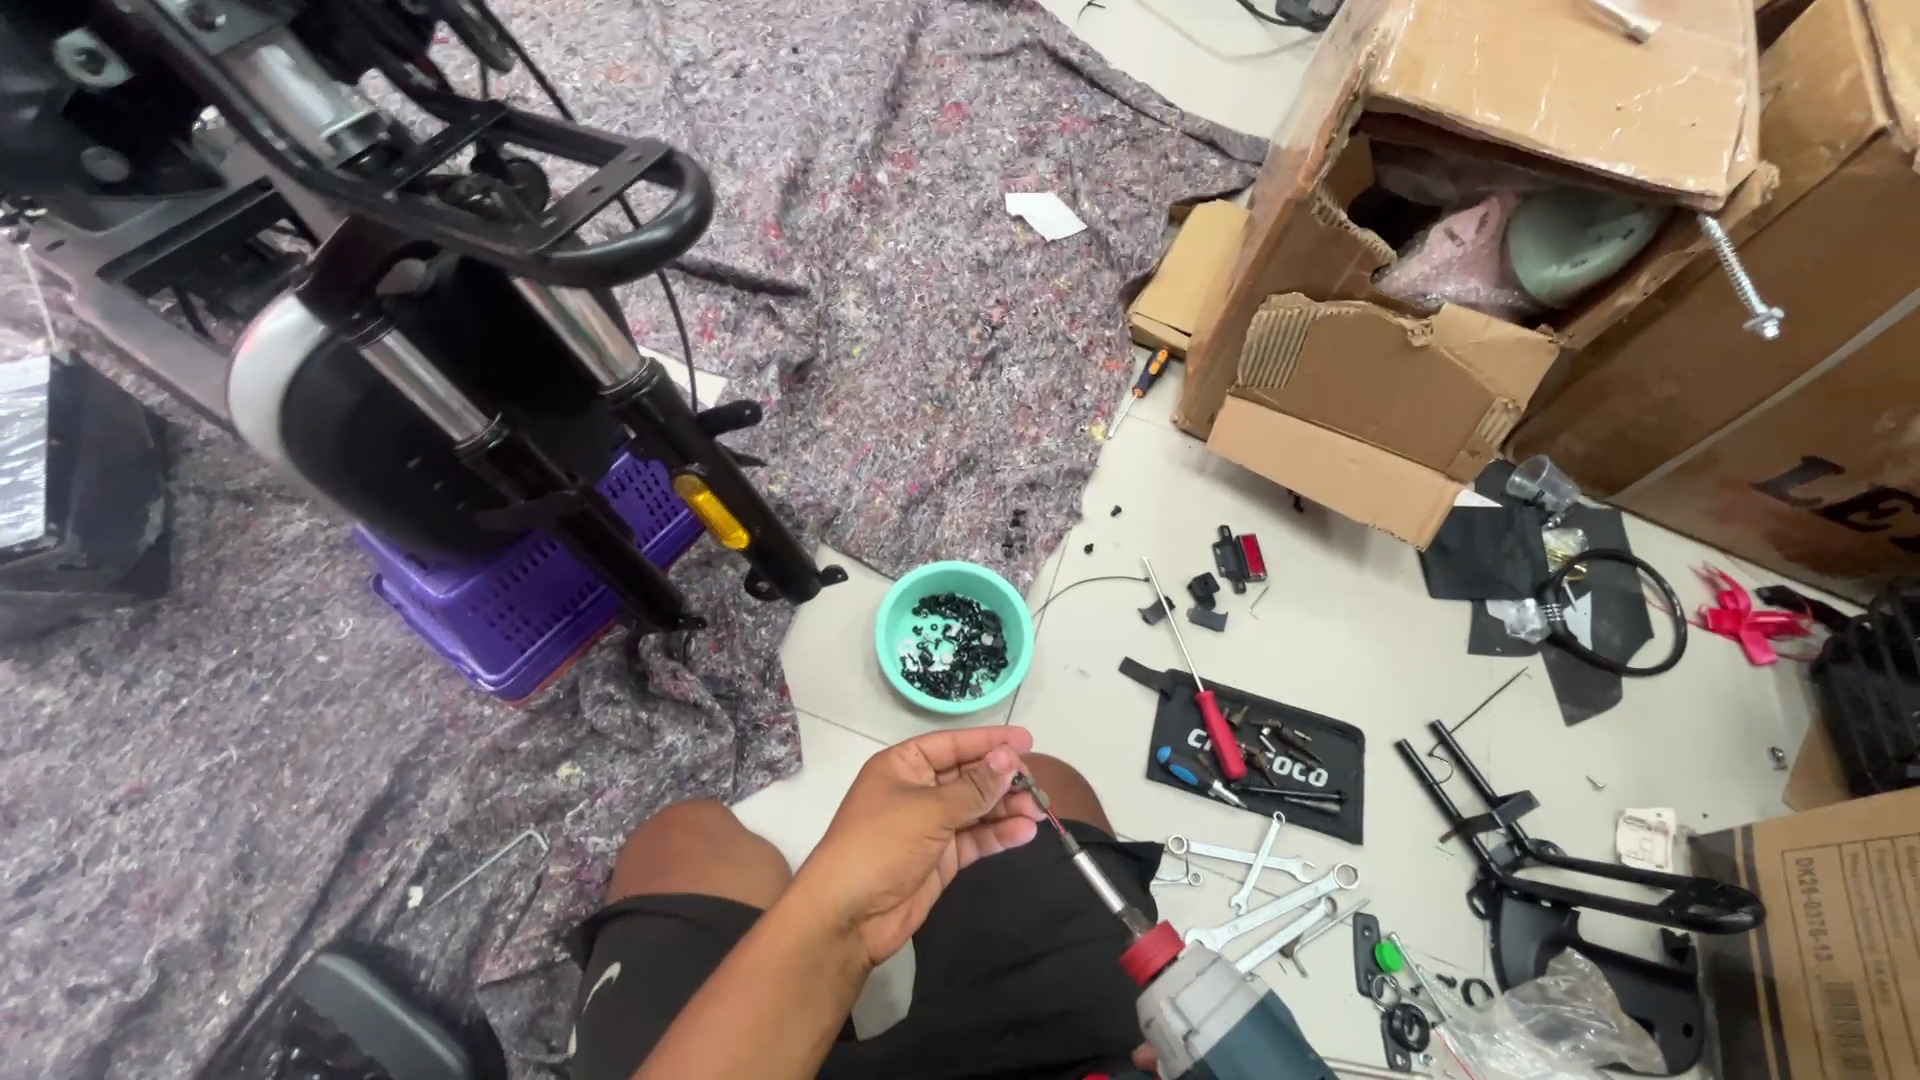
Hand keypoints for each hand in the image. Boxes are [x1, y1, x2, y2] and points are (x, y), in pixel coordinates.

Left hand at [792, 726, 1044, 967]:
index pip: (952, 745)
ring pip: (976, 808)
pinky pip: (975, 838)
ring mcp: (929, 826)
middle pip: (967, 776)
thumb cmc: (879, 846)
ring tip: (1040, 809)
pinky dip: (998, 835)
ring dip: (1006, 808)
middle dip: (1002, 779)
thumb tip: (1009, 758)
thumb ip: (974, 788)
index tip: (1026, 740)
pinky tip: (1025, 832)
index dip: (988, 741)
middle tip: (1037, 784)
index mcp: (903, 766)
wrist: (847, 916)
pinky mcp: (940, 858)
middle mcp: (917, 790)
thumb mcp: (928, 811)